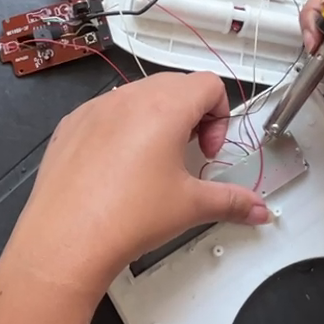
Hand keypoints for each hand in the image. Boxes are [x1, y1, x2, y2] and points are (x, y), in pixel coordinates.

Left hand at [3, 71, 271, 296]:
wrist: (65, 240)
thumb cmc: (130, 216)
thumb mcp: (190, 206)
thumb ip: (232, 201)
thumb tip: (259, 210)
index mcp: (165, 106)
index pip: (208, 84)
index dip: (219, 116)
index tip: (209, 151)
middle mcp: (129, 96)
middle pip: (175, 86)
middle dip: (191, 116)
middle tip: (187, 157)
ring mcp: (95, 107)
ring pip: (138, 96)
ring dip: (155, 120)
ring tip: (151, 166)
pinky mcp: (70, 124)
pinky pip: (105, 112)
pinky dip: (120, 130)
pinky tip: (115, 171)